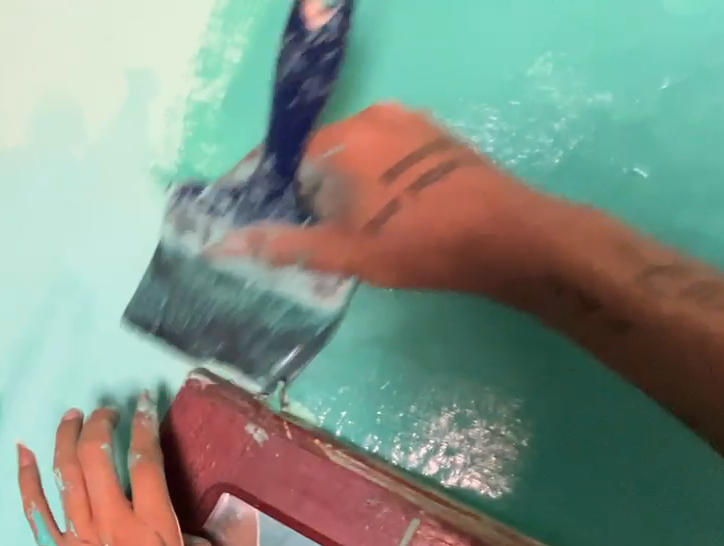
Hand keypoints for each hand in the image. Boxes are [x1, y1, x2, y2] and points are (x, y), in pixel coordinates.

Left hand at [18, 399, 184, 545]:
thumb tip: (173, 526)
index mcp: (155, 531)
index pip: (147, 461)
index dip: (142, 426)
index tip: (139, 405)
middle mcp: (114, 526)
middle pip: (98, 457)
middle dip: (99, 425)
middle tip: (103, 413)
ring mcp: (77, 541)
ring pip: (65, 474)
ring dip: (66, 439)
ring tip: (72, 416)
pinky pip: (35, 510)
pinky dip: (27, 479)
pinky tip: (23, 451)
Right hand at [209, 102, 551, 295]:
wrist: (500, 235)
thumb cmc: (410, 244)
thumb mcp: (337, 251)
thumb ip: (279, 243)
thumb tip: (222, 245)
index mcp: (342, 140)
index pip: (283, 158)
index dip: (264, 190)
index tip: (253, 219)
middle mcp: (373, 117)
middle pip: (318, 155)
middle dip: (303, 191)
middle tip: (300, 234)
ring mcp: (409, 122)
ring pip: (353, 154)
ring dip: (338, 187)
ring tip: (337, 229)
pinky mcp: (434, 136)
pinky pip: (383, 154)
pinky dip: (369, 179)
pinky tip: (374, 213)